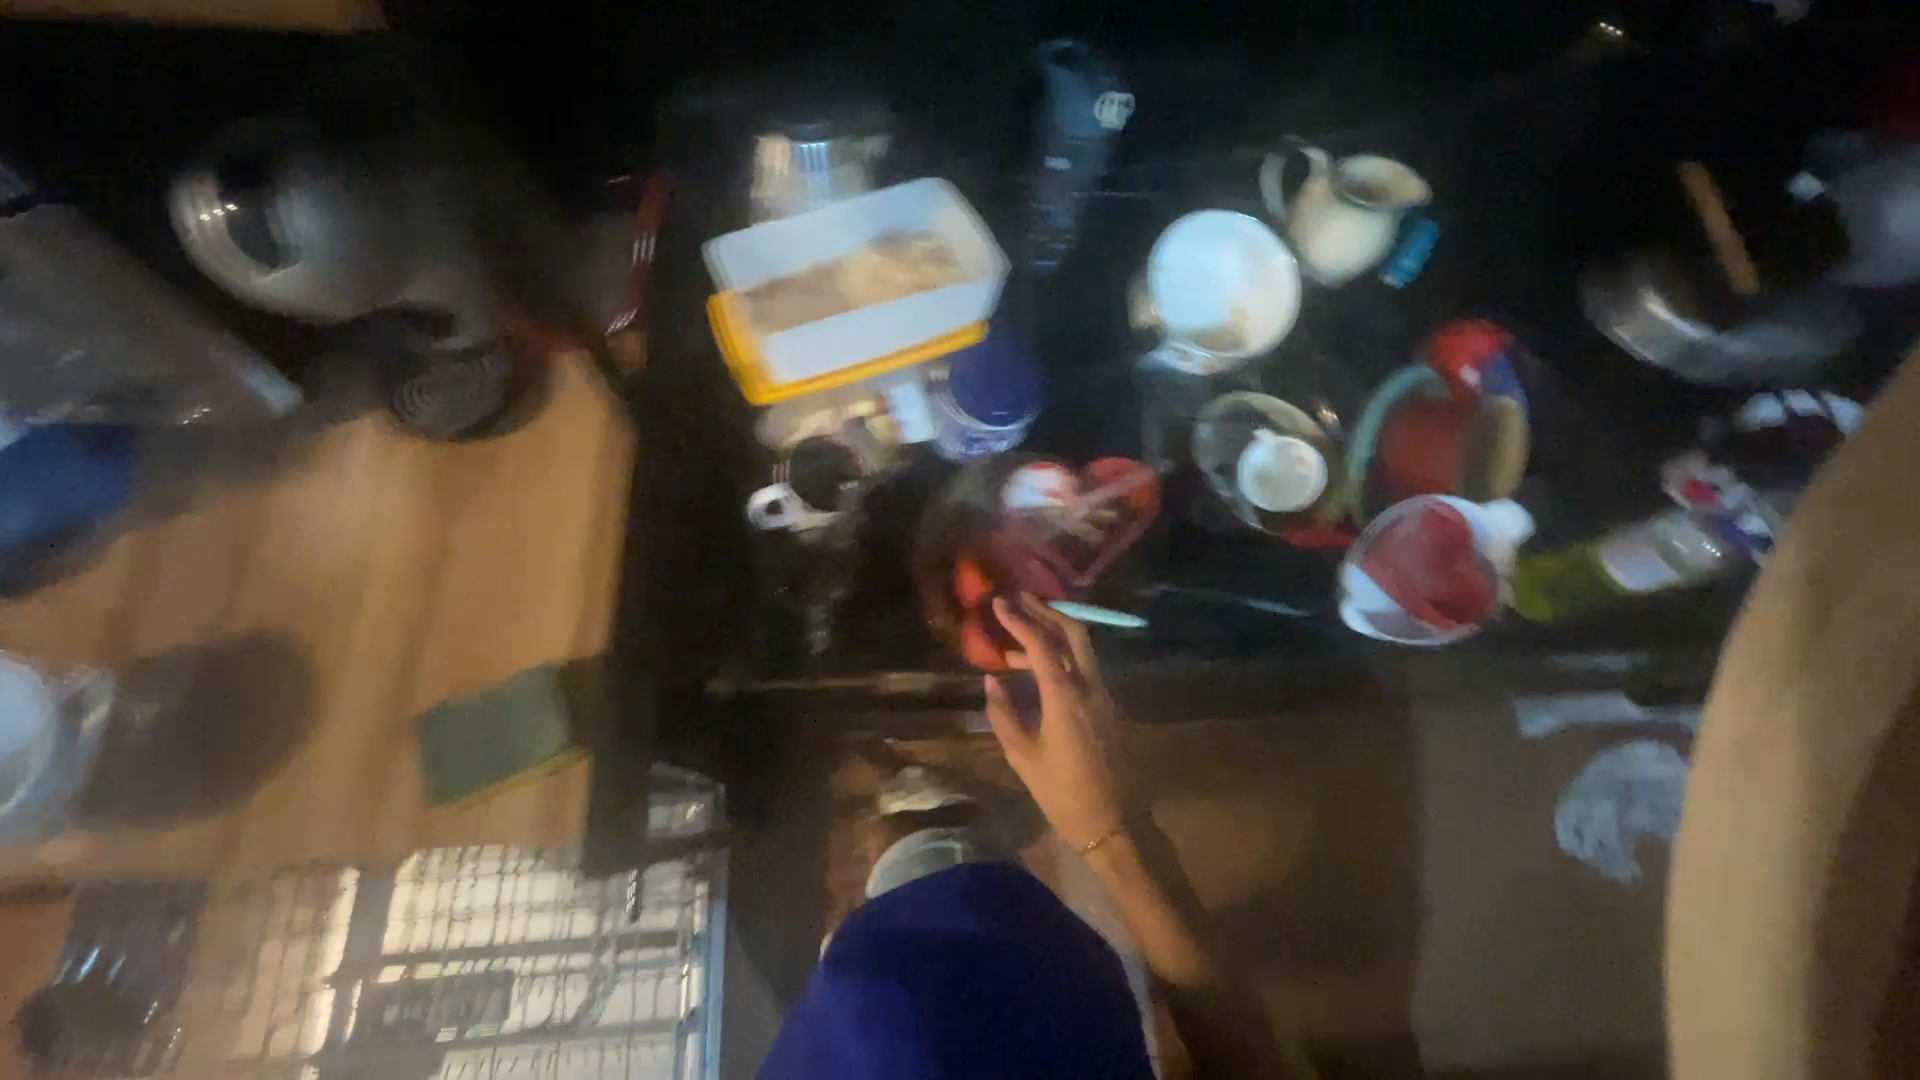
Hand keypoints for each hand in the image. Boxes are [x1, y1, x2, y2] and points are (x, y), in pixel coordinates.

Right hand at [983, 594, 1130, 850]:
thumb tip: (992, 681)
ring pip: (1081, 648)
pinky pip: (1084, 667)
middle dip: (1046, 610)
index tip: (998, 603)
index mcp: (1065, 697)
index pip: (1042, 643)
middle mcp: (1090, 687)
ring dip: (1053, 632)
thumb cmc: (1062, 794)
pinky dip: (1062, 654)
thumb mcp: (1023, 757)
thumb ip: (1004, 714)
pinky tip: (1039, 667)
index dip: (1018, 619)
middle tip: (1018, 598)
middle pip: (1073, 632)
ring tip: (1016, 641)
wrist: (1114, 823)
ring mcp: (1104, 695)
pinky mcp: (1108, 707)